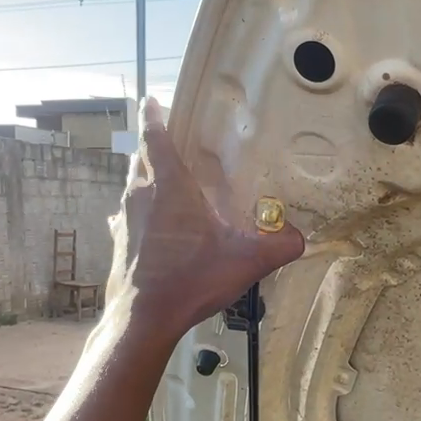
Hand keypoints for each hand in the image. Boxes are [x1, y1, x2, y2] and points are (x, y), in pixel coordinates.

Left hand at [106, 99, 304, 339]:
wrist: (143, 319)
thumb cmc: (191, 280)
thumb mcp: (245, 262)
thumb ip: (279, 246)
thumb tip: (301, 238)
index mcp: (170, 189)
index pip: (156, 140)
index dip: (154, 117)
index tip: (152, 100)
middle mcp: (141, 198)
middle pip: (141, 161)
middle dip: (151, 148)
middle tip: (166, 142)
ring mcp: (125, 222)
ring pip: (131, 188)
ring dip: (143, 179)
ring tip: (159, 180)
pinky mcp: (118, 245)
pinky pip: (127, 218)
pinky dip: (137, 213)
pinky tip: (145, 225)